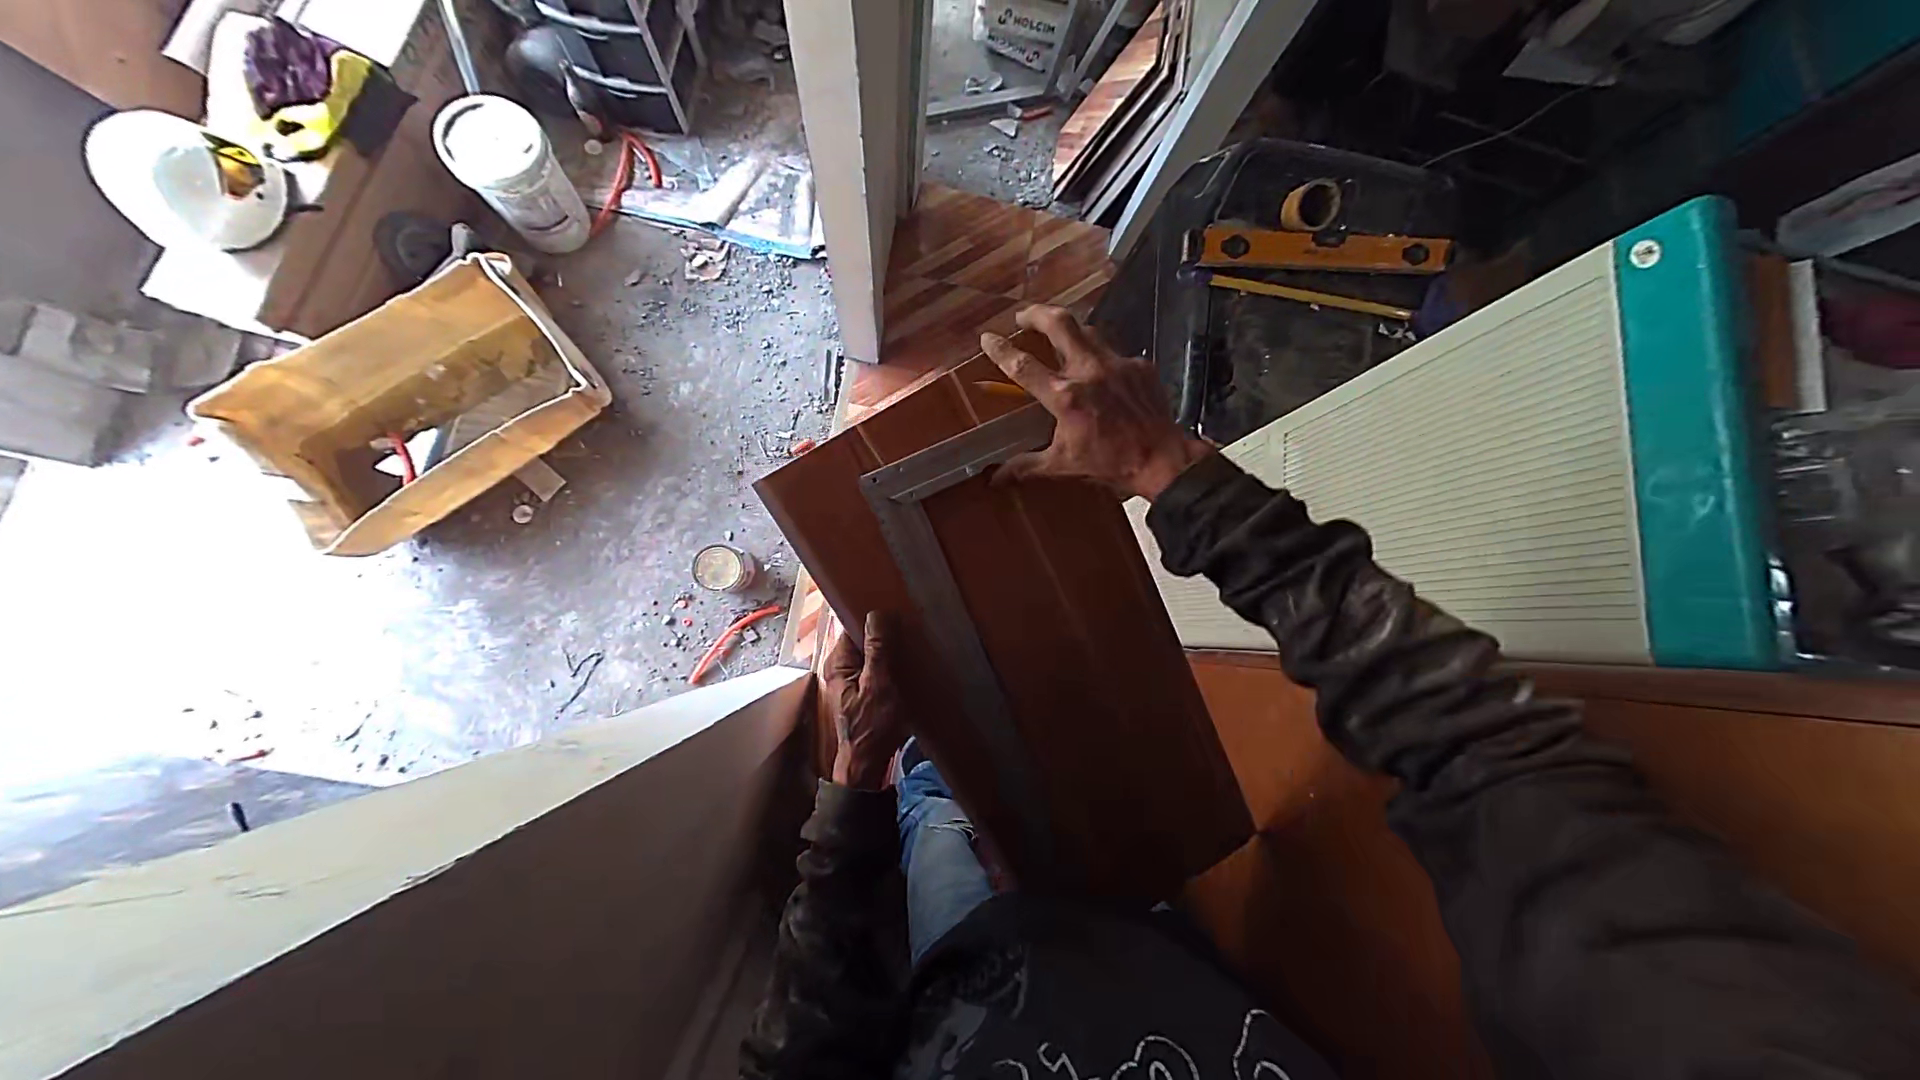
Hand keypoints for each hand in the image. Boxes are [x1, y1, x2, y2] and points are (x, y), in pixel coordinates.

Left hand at [825, 611, 905, 789]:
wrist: (868, 766)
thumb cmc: (872, 728)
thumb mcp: (878, 686)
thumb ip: (878, 651)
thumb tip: (878, 614)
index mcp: (838, 662)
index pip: (853, 625)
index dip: (873, 616)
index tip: (897, 609)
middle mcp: (842, 667)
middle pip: (864, 637)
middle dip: (886, 631)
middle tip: (911, 624)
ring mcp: (853, 678)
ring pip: (873, 652)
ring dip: (892, 648)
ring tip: (914, 640)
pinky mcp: (866, 689)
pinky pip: (879, 666)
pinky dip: (893, 662)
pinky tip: (910, 661)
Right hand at [980, 306, 1212, 500]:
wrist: (1162, 461)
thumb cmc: (1110, 463)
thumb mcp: (1063, 465)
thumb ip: (1026, 466)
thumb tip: (996, 478)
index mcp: (1065, 396)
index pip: (1024, 366)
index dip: (1001, 349)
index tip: (988, 338)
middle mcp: (1089, 371)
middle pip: (1059, 323)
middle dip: (1036, 313)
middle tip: (1023, 316)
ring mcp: (1117, 364)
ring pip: (1088, 331)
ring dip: (1070, 330)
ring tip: (1060, 337)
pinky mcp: (1140, 366)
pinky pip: (1114, 353)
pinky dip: (1102, 359)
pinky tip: (1101, 372)